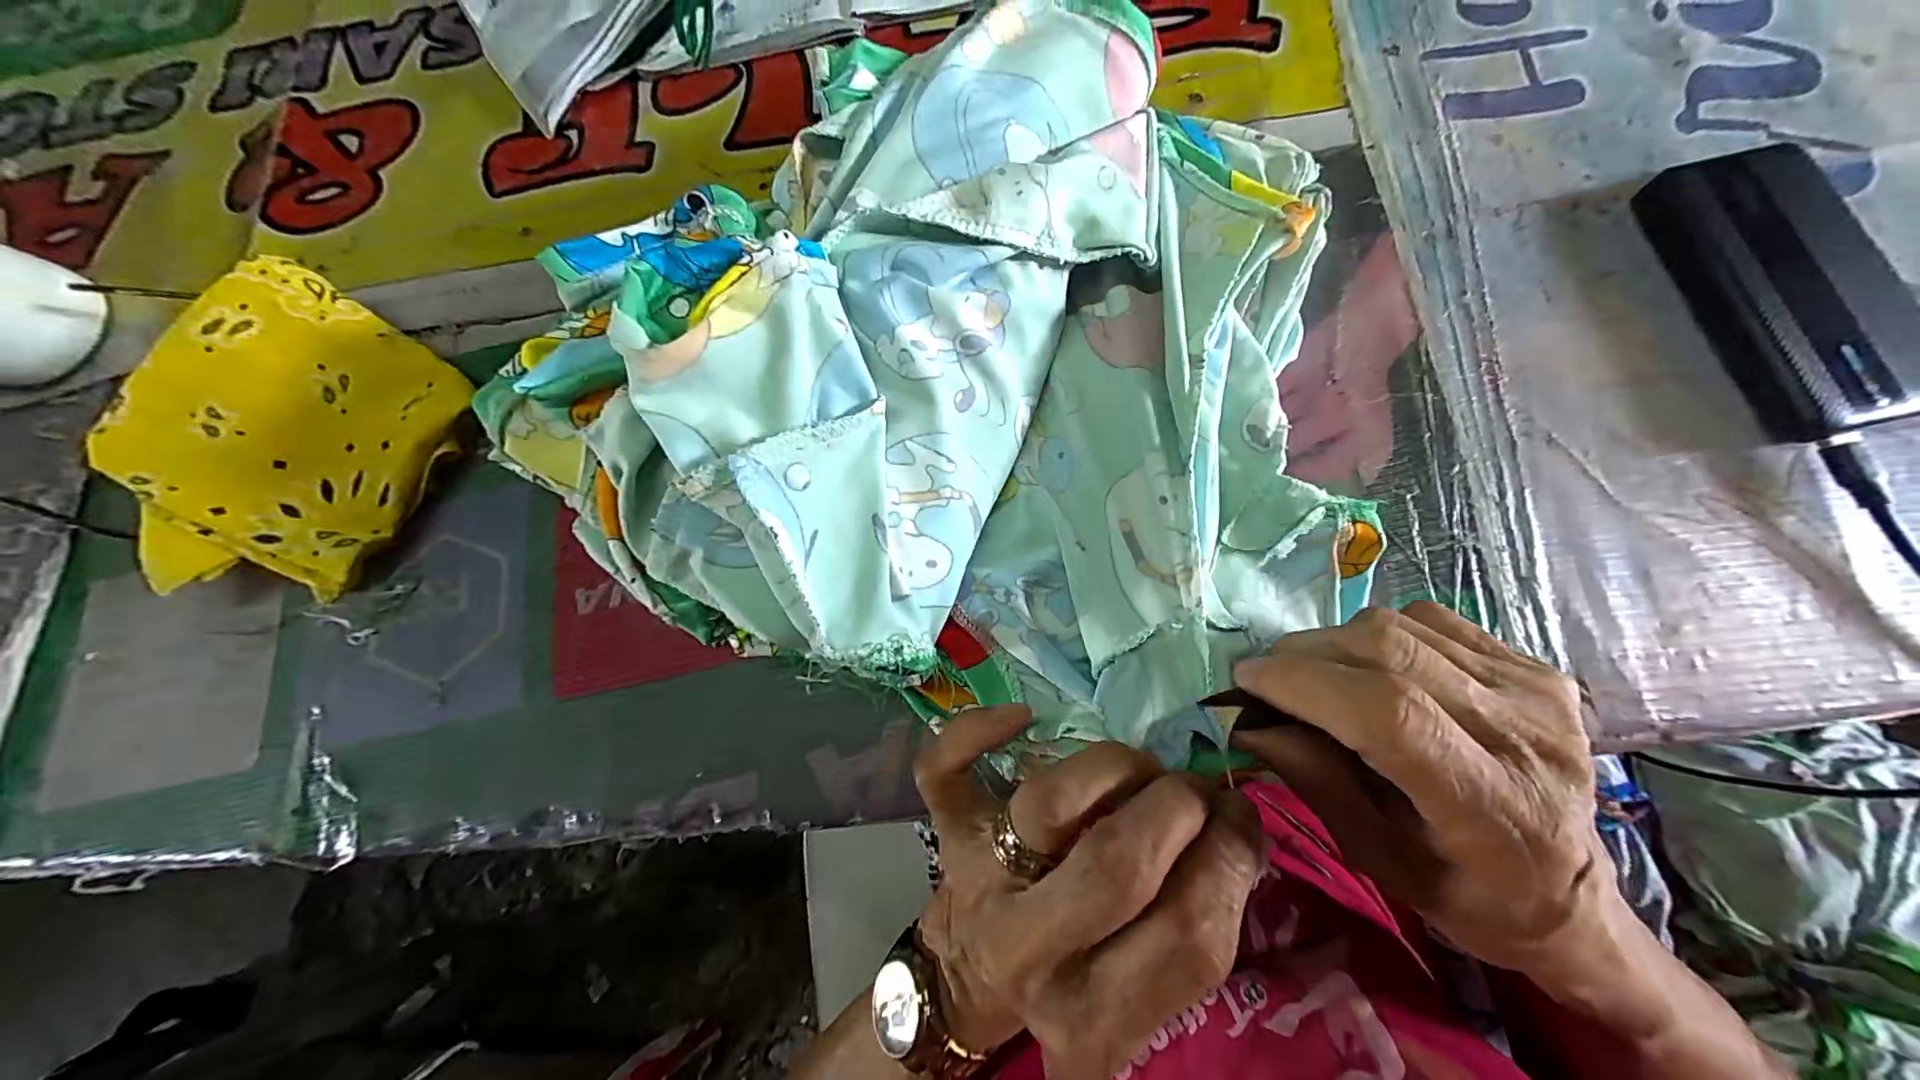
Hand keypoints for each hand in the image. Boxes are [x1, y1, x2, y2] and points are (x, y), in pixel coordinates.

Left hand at [913, 706, 1263, 1079]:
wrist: (973, 976)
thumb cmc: (1073, 979)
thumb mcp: (1139, 984)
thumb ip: (1189, 921)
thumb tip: (1237, 825)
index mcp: (1091, 1015)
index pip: (1187, 942)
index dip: (1229, 864)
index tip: (1241, 821)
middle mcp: (1027, 948)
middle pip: (1116, 865)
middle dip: (1177, 810)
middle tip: (1195, 790)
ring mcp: (977, 880)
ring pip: (1046, 803)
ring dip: (1114, 768)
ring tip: (1141, 767)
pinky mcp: (944, 832)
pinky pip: (944, 769)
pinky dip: (975, 730)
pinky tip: (1025, 716)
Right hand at [1229, 602, 1604, 976]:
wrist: (1569, 892)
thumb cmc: (1463, 891)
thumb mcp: (1376, 857)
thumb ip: (1314, 781)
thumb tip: (1247, 720)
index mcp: (1490, 804)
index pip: (1388, 713)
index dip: (1305, 684)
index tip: (1245, 680)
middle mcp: (1523, 735)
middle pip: (1389, 653)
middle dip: (1304, 655)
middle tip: (1265, 677)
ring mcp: (1535, 691)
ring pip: (1400, 627)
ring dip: (1332, 642)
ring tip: (1312, 674)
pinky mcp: (1534, 667)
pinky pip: (1428, 621)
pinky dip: (1377, 635)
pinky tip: (1369, 668)